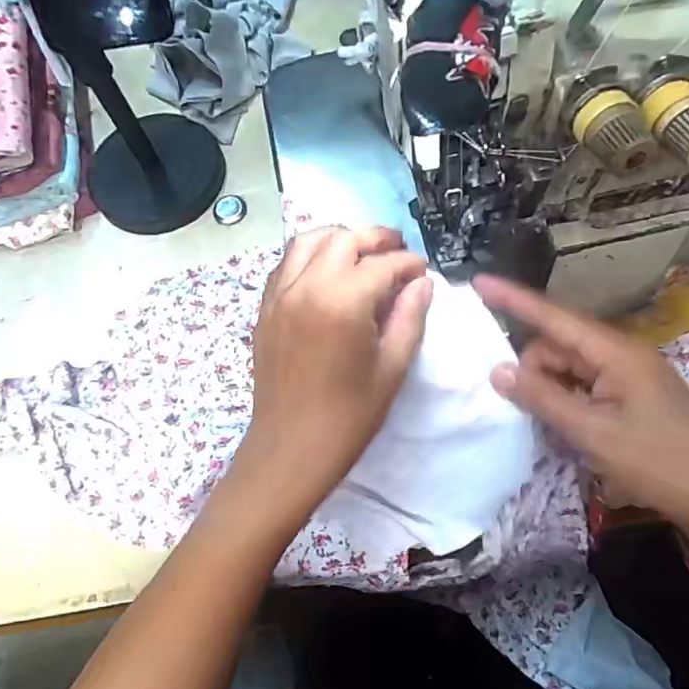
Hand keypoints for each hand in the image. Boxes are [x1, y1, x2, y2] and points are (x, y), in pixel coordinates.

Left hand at [238, 227, 432, 506]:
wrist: (290, 449)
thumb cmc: (348, 417)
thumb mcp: (391, 369)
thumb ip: (409, 319)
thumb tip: (422, 285)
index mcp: (343, 301)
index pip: (383, 264)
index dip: (409, 264)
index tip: (423, 273)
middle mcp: (307, 286)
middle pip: (344, 239)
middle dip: (376, 240)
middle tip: (398, 254)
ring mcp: (279, 295)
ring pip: (308, 242)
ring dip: (339, 240)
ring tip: (362, 256)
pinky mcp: (265, 309)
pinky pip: (286, 265)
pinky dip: (309, 258)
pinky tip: (327, 275)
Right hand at [473, 275, 688, 577]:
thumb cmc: (659, 462)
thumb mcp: (593, 433)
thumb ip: (543, 399)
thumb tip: (498, 370)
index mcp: (615, 352)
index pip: (553, 317)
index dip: (514, 299)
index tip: (478, 281)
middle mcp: (621, 355)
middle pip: (558, 347)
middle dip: (531, 370)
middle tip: (519, 409)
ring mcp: (630, 377)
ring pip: (571, 370)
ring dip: (549, 391)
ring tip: (544, 427)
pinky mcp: (633, 399)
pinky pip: (586, 389)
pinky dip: (567, 404)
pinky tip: (563, 430)